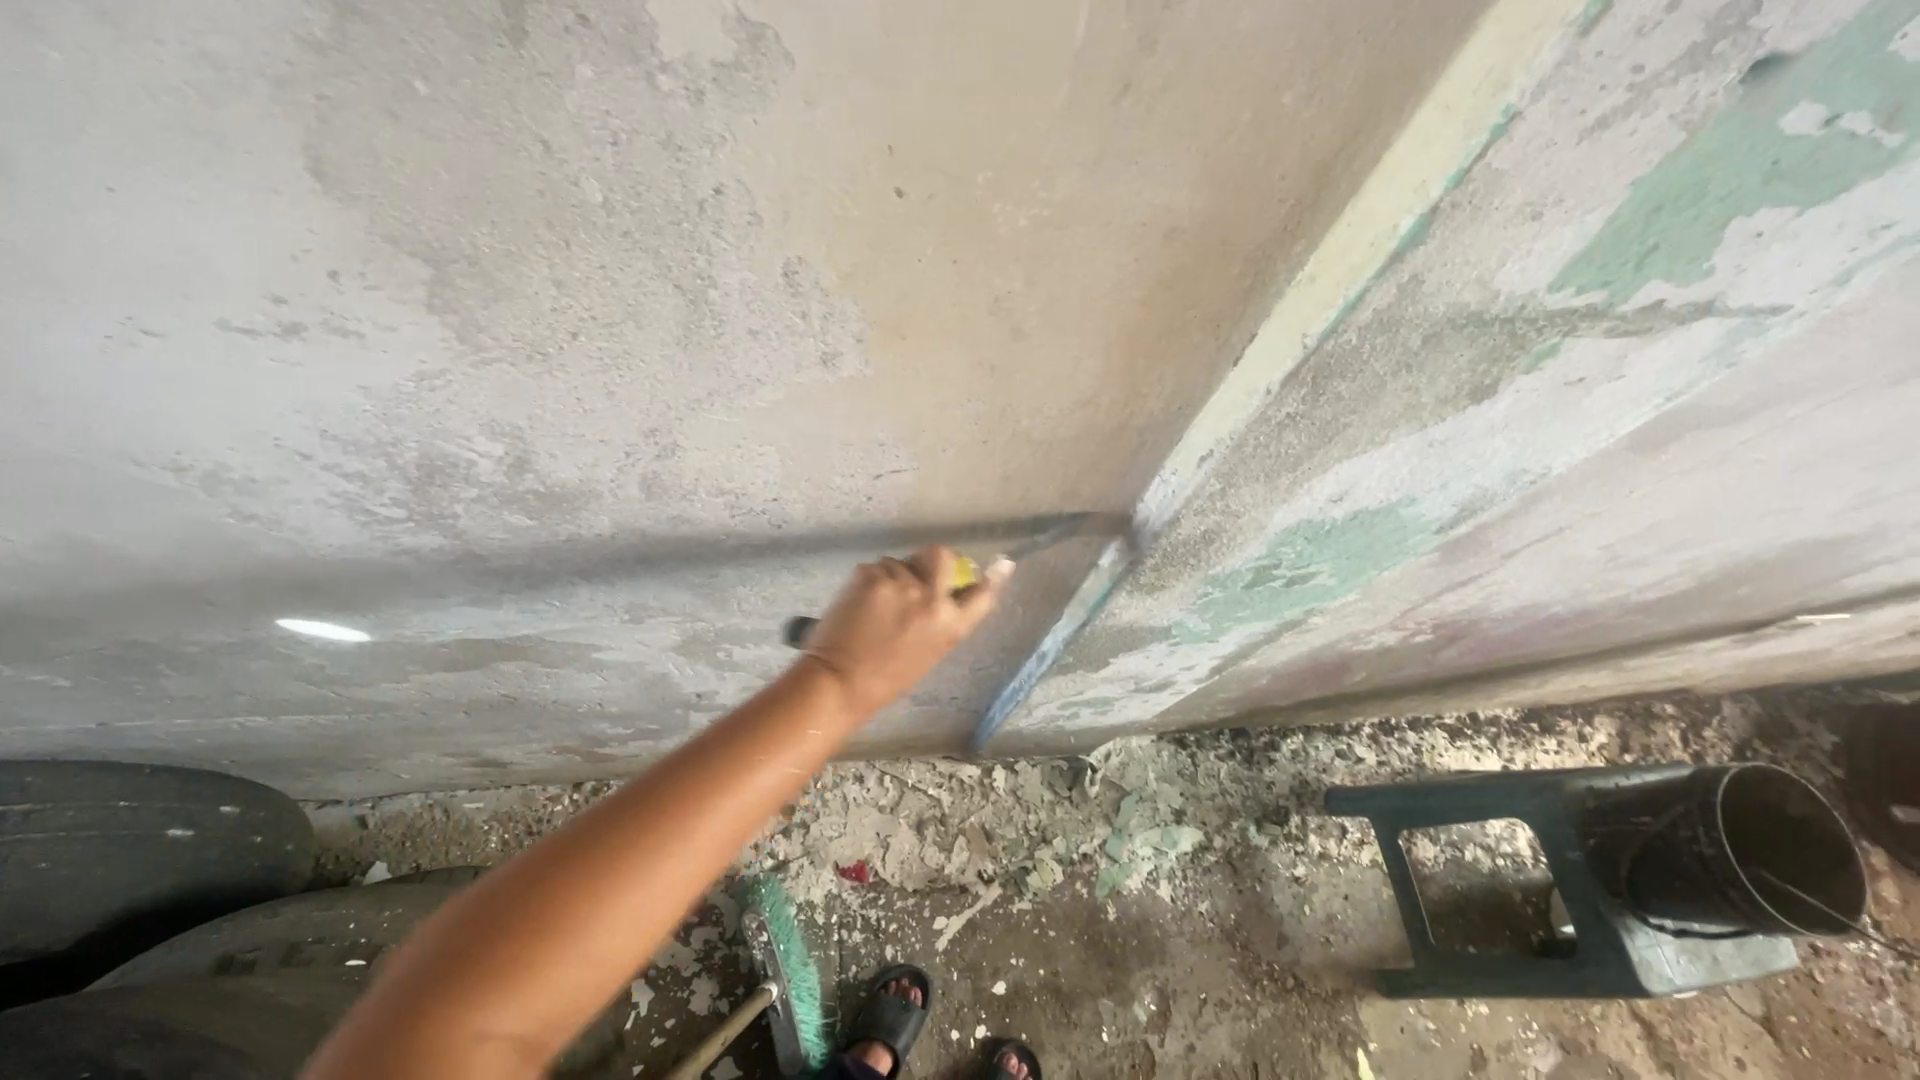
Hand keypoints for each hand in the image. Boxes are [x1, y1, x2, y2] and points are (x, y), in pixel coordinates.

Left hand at [801, 545, 1012, 716]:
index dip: (992, 577)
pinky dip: (870, 580)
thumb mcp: (930, 652)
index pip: (983, 594)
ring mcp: (901, 583)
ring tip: (876, 605)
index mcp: (951, 626)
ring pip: (901, 562)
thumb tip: (949, 597)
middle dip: (934, 559)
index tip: (1001, 564)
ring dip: (893, 576)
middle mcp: (932, 600)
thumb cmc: (886, 677)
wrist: (840, 681)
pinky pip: (877, 567)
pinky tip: (860, 604)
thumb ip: (944, 622)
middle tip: (918, 573)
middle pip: (942, 555)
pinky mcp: (872, 574)